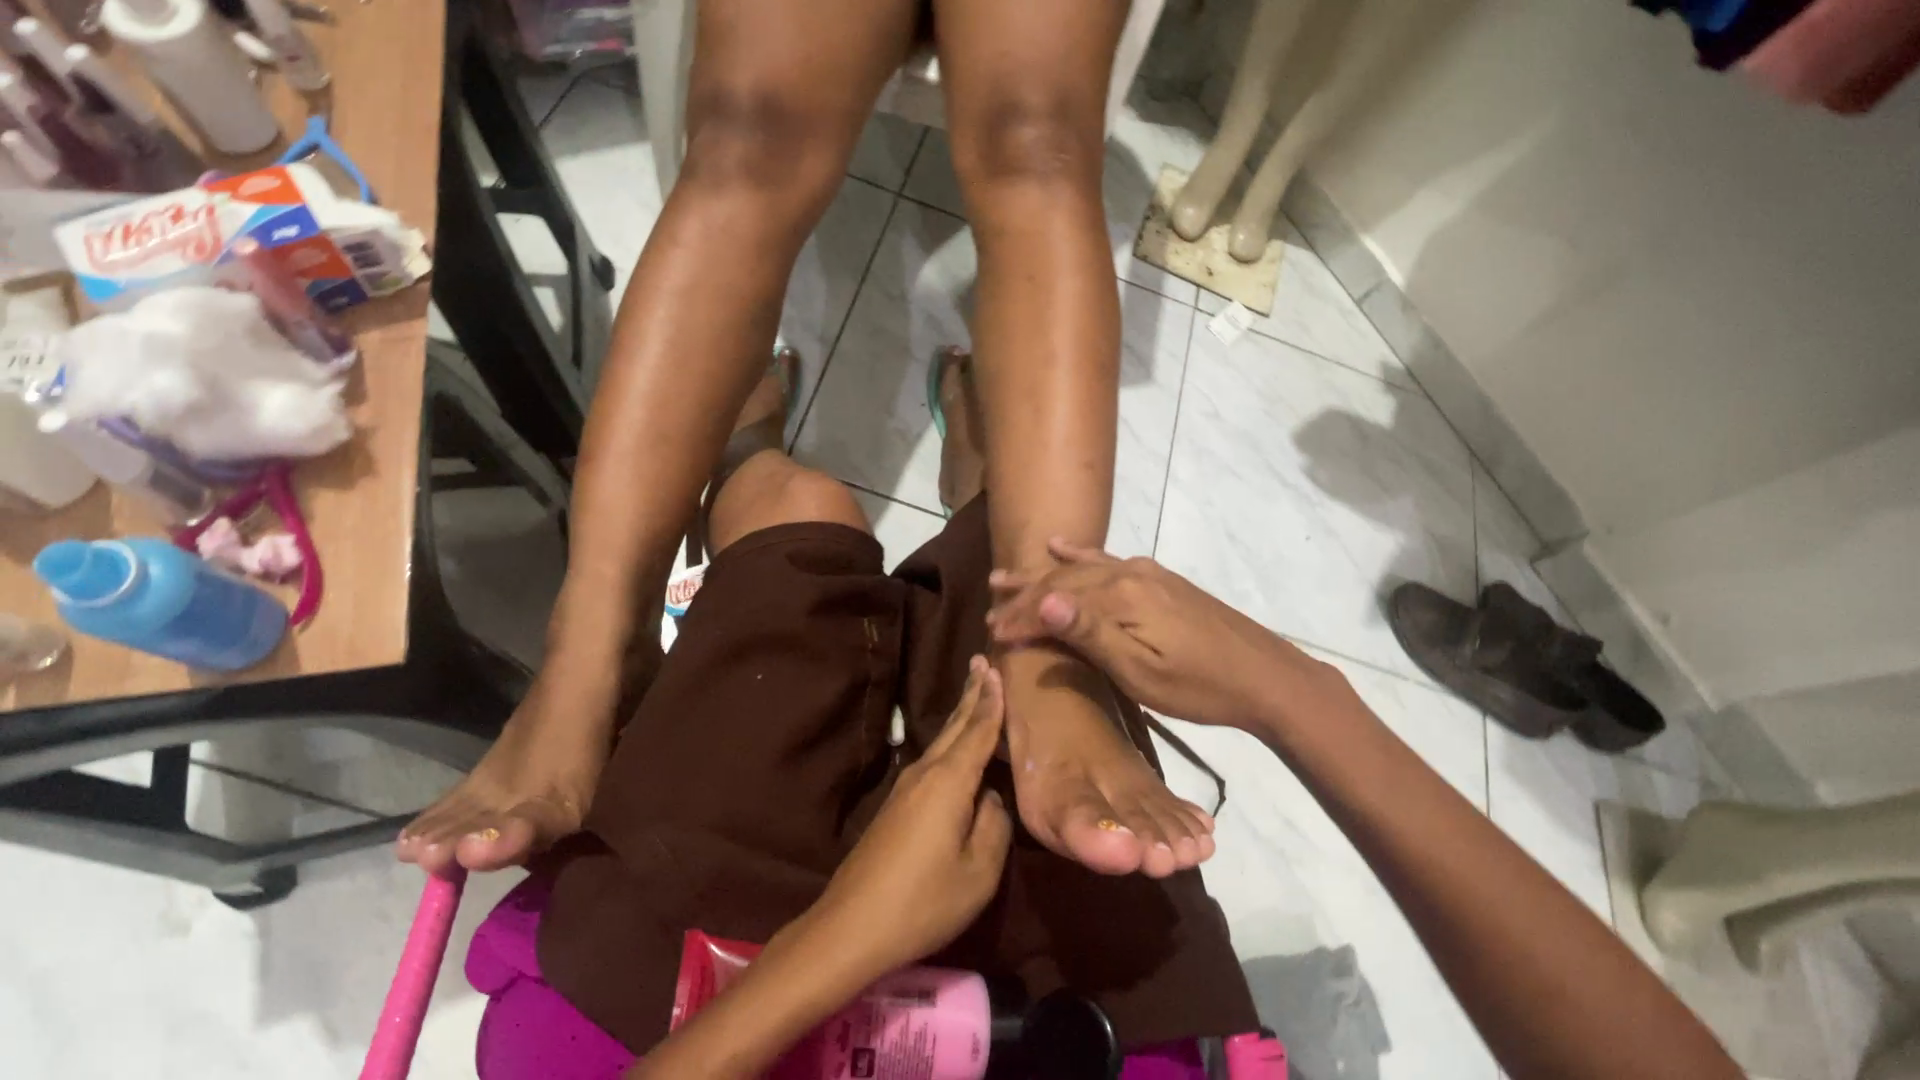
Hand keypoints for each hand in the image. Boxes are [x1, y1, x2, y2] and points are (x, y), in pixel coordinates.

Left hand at [809, 656, 1013, 976]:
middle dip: (972, 696)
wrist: (851, 927)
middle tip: (985, 663)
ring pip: (940, 743)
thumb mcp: (979, 871)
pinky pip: (932, 763)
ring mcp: (904, 790)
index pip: (976, 730)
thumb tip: (992, 798)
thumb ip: (994, 826)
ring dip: (960, 717)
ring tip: (977, 693)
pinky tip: (958, 749)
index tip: (1000, 668)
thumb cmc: (923, 901)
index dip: (991, 701)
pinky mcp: (895, 808)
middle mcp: (923, 774)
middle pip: (953, 727)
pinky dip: (950, 743)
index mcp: (947, 782)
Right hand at [987, 538, 1336, 732]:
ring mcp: (1147, 573)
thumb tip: (1045, 599)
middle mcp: (1129, 574)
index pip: (1055, 603)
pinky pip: (1108, 561)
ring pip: (1082, 568)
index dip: (1021, 618)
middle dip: (1024, 595)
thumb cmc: (1198, 687)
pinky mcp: (1161, 580)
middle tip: (990, 609)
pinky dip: (1079, 555)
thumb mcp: (1141, 672)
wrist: (1266, 677)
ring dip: (1043, 574)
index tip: (991, 635)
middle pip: (1064, 579)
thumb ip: (1090, 633)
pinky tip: (1062, 547)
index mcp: (1121, 597)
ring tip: (1006, 577)